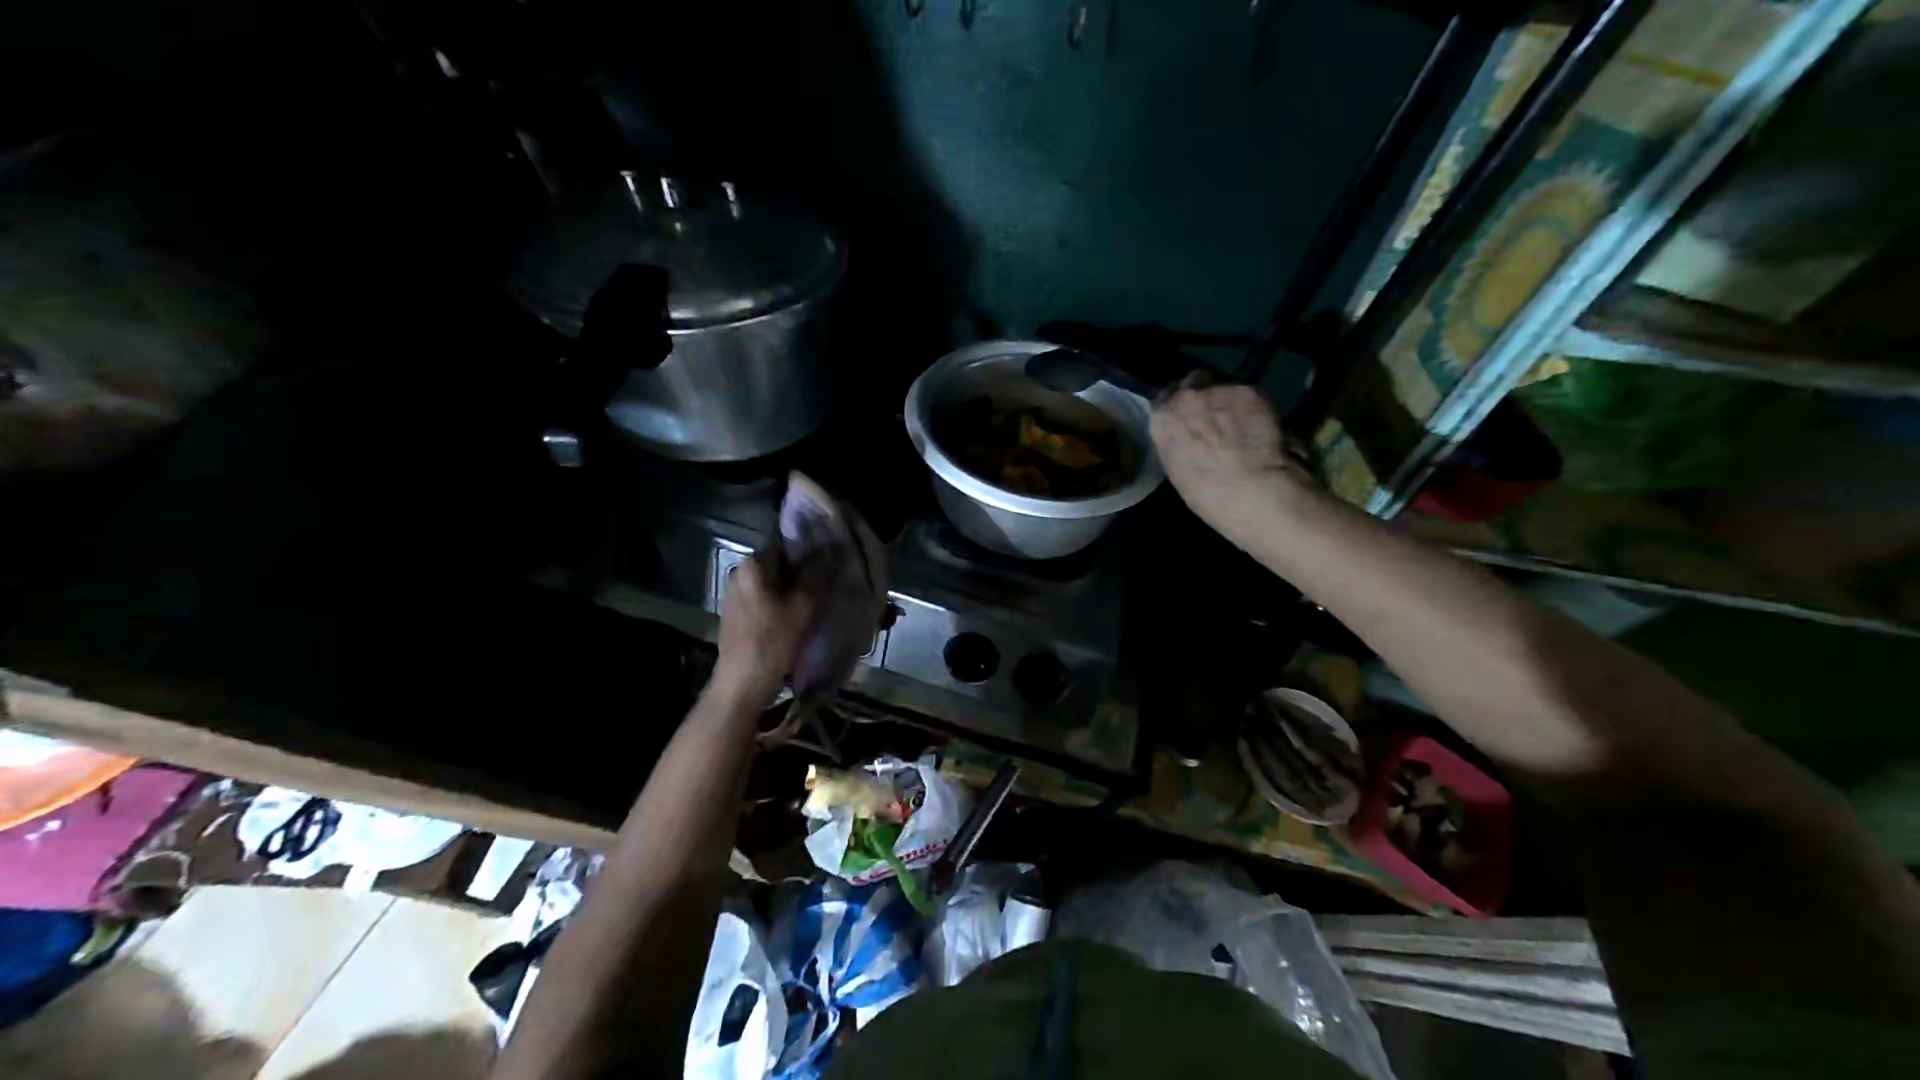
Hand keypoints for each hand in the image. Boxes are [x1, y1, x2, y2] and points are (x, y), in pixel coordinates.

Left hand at [711, 555, 817, 706]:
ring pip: (774, 584)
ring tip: (816, 602)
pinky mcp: (737, 615)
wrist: (742, 685)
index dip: (811, 551)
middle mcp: (739, 574)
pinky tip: (798, 617)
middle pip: (780, 565)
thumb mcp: (802, 606)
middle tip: (827, 585)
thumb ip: (816, 573)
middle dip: (803, 573)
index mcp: (752, 566)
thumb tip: (828, 547)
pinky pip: (766, 599)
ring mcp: (736, 595)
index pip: (787, 544)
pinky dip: (782, 604)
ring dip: (794, 590)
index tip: (830, 563)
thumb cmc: (773, 643)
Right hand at [1150, 382, 1312, 547]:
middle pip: (1190, 387)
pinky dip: (1247, 405)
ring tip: (1236, 424)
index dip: (1176, 411)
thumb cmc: (1206, 493)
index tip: (1184, 422)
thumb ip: (1176, 442)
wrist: (1252, 489)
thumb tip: (1184, 435)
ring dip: (1223, 401)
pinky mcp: (1249, 391)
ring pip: (1218, 388)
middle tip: (1211, 422)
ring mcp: (1219, 390)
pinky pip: (1243, 393)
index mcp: (1163, 419)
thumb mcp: (1175, 468)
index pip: (1163, 401)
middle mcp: (1186, 397)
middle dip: (1199, 401)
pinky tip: (1254, 424)